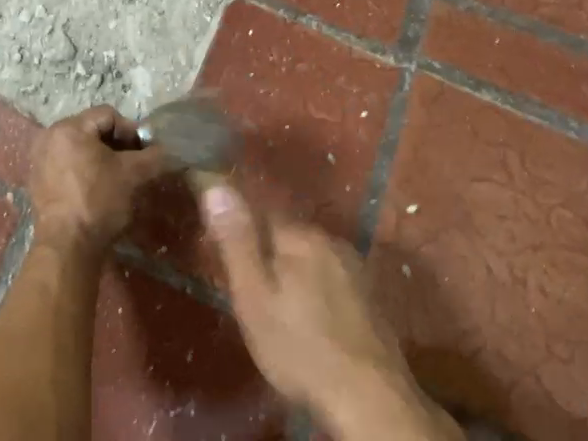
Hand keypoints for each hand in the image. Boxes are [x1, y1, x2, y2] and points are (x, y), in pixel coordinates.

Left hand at [28, 106, 166, 255]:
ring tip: (116, 180)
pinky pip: (66, 165)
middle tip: (132, 167)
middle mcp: (49, 136)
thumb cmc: (99, 202)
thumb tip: (169, 150)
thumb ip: (153, 157)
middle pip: (92, 130)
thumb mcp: (132, 176)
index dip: (131, 131)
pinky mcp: (38, 180)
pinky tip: (96, 192)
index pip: (108, 115)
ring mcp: (40, 159)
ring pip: (79, 148)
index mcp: (69, 128)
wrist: (67, 245)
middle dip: (116, 145)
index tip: (143, 154)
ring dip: (100, 159)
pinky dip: (83, 172)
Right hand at [201, 186, 460, 439]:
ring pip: (311, 262)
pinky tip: (309, 324)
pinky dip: (316, 295)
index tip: (222, 257)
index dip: (238, 232)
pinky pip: (331, 283)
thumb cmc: (300, 348)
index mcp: (301, 237)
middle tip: (249, 293)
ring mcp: (356, 272)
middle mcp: (332, 243)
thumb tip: (216, 186)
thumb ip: (236, 241)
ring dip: (293, 277)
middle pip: (287, 238)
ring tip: (278, 312)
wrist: (371, 400)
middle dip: (267, 256)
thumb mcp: (254, 296)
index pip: (260, 213)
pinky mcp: (371, 300)